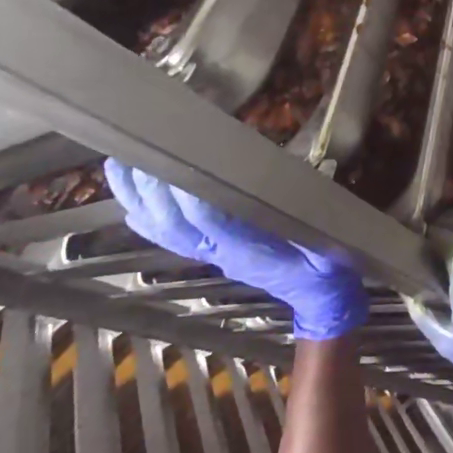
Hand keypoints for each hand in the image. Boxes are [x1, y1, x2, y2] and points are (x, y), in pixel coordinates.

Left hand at [104, 159, 367, 340]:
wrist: (319, 299)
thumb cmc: (328, 267)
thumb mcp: (331, 245)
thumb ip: (316, 226)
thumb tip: (302, 193)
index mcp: (253, 249)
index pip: (212, 222)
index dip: (190, 197)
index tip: (176, 165)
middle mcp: (224, 253)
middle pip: (176, 224)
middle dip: (152, 191)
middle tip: (139, 152)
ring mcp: (213, 256)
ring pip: (165, 231)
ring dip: (139, 200)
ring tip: (120, 165)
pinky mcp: (210, 254)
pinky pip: (169, 238)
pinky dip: (144, 217)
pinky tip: (130, 198)